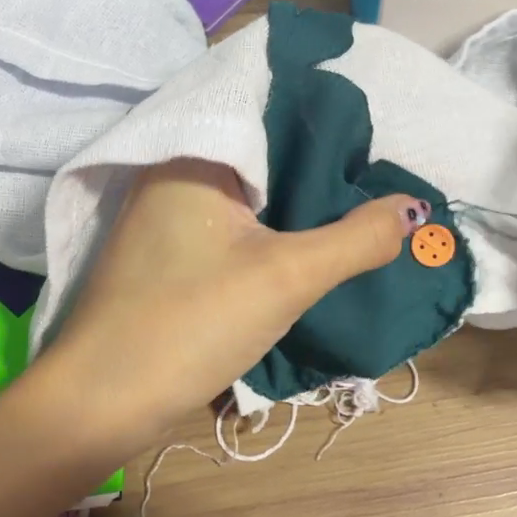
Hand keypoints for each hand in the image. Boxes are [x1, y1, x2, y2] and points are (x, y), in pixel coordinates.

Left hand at [42, 158, 422, 438]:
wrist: (100, 403)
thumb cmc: (191, 323)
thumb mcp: (288, 277)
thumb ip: (357, 238)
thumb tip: (416, 210)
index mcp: (191, 155)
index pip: (270, 114)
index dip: (328, 126)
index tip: (378, 139)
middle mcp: (171, 172)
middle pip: (261, 156)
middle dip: (317, 168)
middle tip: (378, 176)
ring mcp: (163, 215)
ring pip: (247, 194)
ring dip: (294, 203)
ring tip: (355, 204)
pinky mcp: (165, 252)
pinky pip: (230, 222)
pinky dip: (268, 228)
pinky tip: (305, 240)